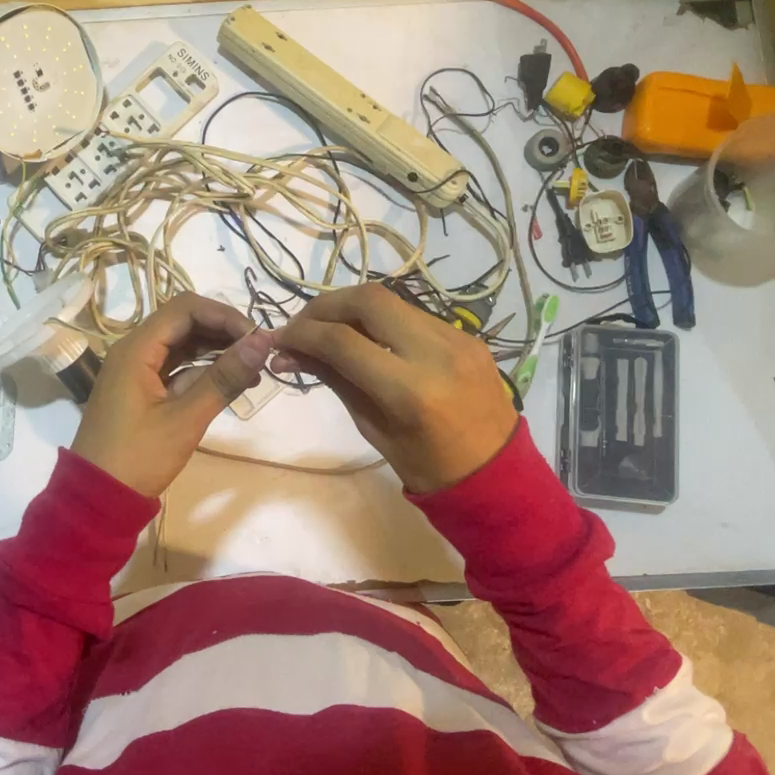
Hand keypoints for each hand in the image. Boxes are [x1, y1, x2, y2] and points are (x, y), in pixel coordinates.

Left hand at [71, 292, 274, 495]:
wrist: (98, 498)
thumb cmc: (138, 457)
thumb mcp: (185, 418)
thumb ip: (224, 378)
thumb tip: (262, 342)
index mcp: (136, 349)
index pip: (186, 308)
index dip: (225, 316)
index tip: (257, 337)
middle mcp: (134, 350)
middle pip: (185, 322)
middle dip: (224, 331)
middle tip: (260, 351)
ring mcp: (137, 370)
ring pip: (183, 345)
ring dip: (217, 350)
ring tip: (255, 368)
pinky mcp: (143, 390)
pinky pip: (177, 367)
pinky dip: (204, 371)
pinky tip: (234, 382)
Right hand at [272, 284, 515, 492]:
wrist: (495, 474)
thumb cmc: (426, 465)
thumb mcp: (372, 427)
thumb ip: (334, 380)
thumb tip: (289, 353)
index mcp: (409, 391)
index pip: (341, 342)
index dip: (302, 334)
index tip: (279, 340)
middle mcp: (435, 353)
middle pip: (367, 300)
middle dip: (325, 306)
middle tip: (302, 326)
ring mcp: (457, 338)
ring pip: (392, 301)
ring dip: (351, 308)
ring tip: (328, 329)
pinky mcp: (467, 335)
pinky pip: (414, 314)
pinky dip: (382, 320)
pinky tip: (367, 338)